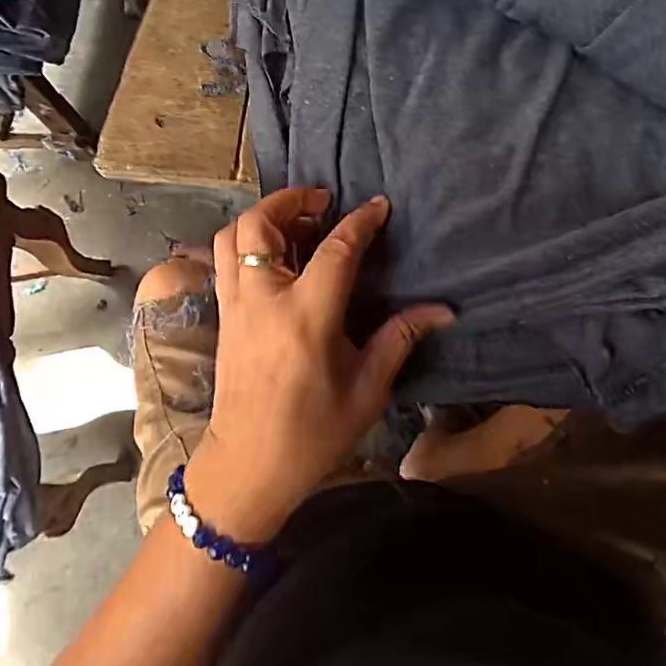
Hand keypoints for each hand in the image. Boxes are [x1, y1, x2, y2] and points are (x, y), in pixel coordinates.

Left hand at [185, 188, 453, 540]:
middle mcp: (262, 299)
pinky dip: (244, 240)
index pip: (335, 250)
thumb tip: (443, 310)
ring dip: (262, 216)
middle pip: (259, 224)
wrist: (249, 466)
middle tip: (323, 202)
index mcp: (305, 316)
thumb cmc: (313, 433)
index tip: (378, 206)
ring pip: (231, 235)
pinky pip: (223, 259)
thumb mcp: (367, 389)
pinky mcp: (222, 315)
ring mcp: (234, 305)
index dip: (360, 222)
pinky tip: (272, 253)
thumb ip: (399, 338)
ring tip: (295, 222)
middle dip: (291, 200)